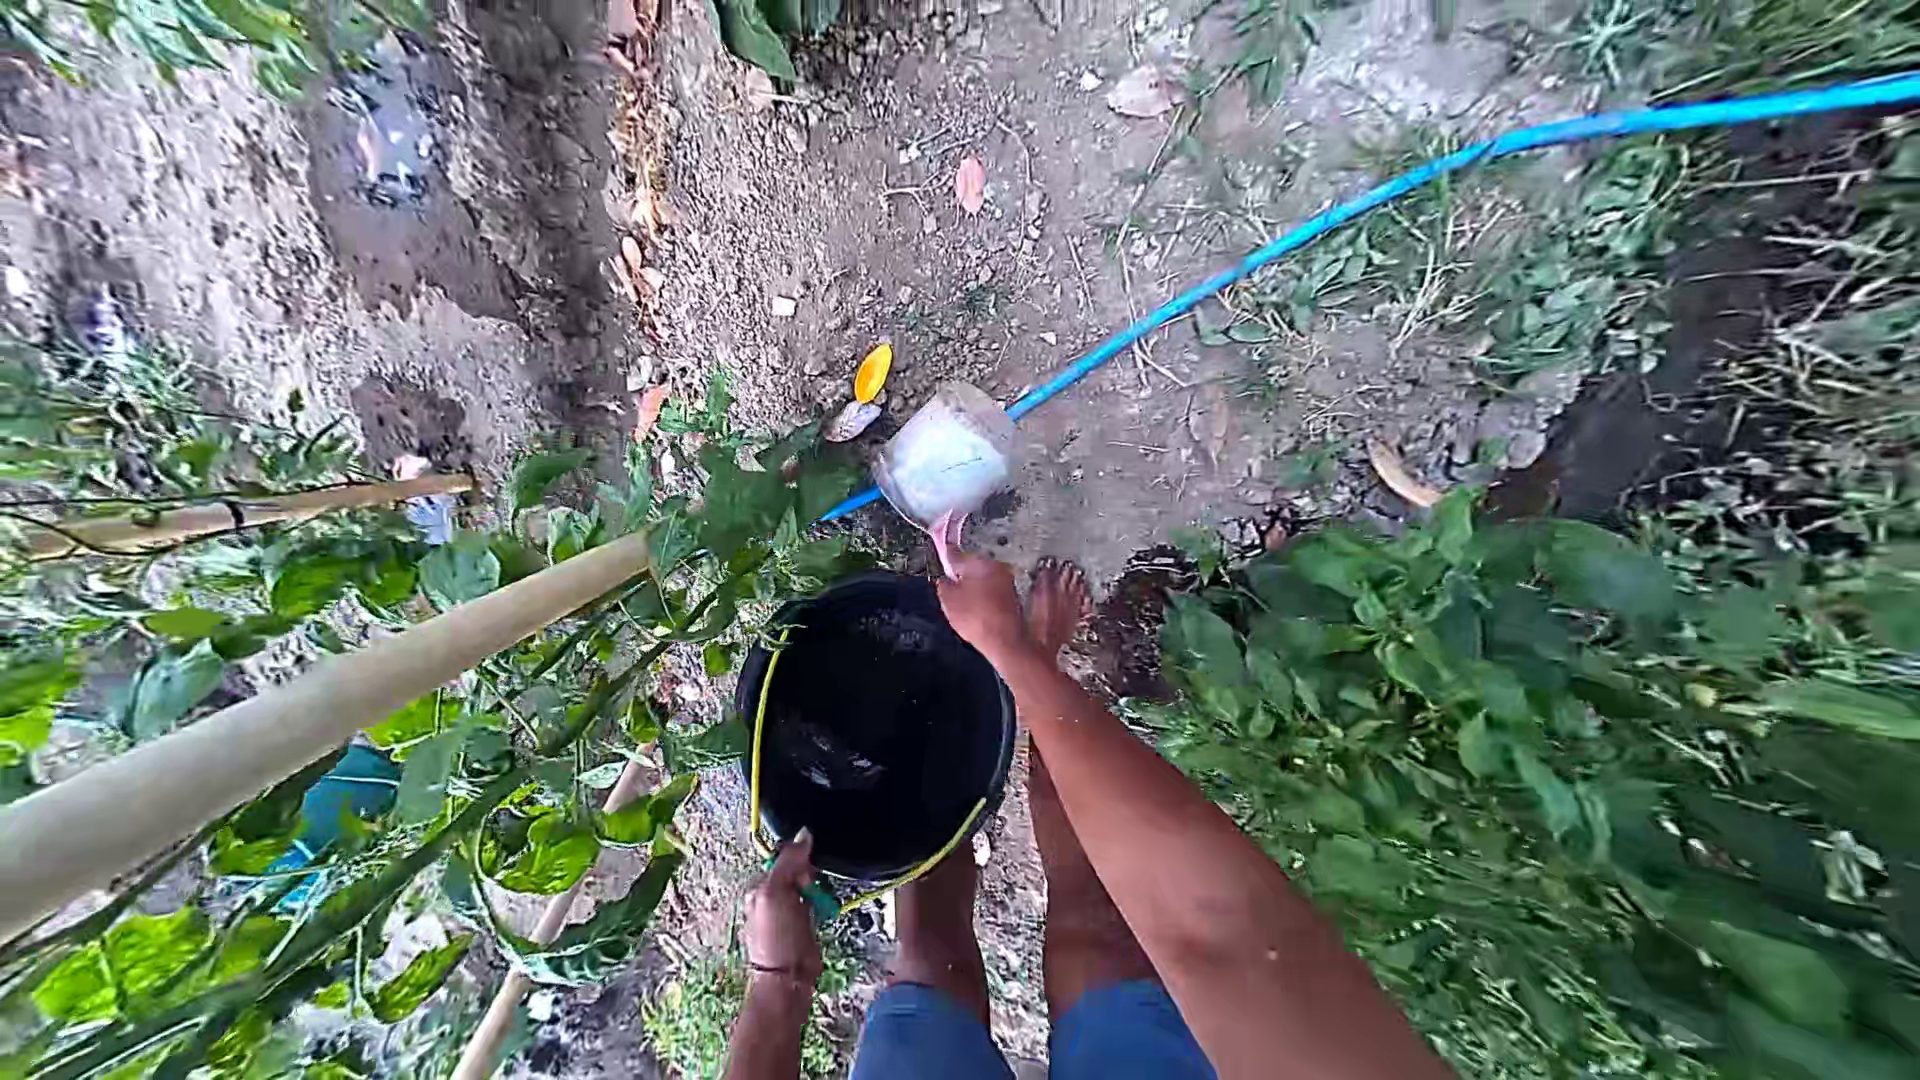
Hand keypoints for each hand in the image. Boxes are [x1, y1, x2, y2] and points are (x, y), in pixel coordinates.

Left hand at [743, 830, 821, 983]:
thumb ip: (789, 860)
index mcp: (758, 888)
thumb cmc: (777, 936)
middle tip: (809, 890)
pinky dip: (821, 902)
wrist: (789, 979)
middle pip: (797, 870)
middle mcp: (770, 898)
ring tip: (817, 903)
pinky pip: (815, 901)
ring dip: (816, 889)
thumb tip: (805, 832)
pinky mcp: (803, 924)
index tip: (804, 874)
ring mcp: (787, 912)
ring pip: (808, 885)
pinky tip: (822, 909)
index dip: (797, 861)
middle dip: (808, 876)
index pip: (782, 858)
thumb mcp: (776, 891)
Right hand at [937, 553, 1033, 664]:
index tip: (943, 551)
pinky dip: (983, 600)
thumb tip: (944, 580)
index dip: (946, 556)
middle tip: (950, 591)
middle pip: (972, 568)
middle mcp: (997, 568)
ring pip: (983, 581)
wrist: (1003, 640)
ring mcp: (1007, 583)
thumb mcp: (948, 599)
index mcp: (980, 563)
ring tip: (964, 607)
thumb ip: (943, 584)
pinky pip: (992, 594)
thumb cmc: (976, 617)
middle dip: (961, 577)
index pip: (958, 555)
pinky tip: (977, 613)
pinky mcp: (1012, 599)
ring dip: (973, 589)